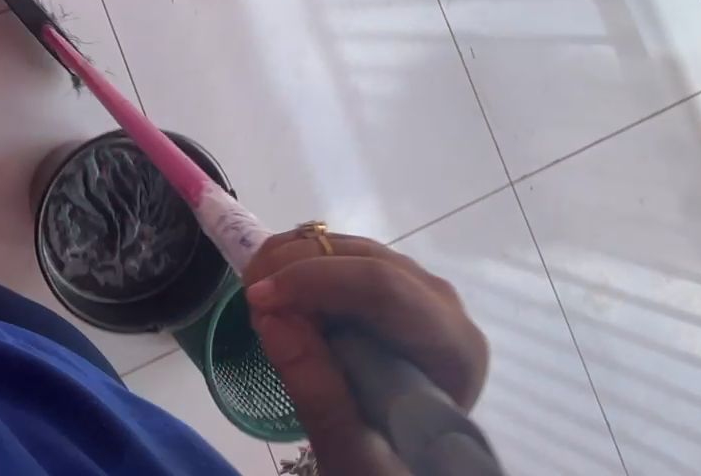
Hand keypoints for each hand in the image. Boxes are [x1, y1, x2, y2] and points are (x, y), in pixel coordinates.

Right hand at [243, 229, 488, 475]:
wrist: (402, 461)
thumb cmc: (389, 465)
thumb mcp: (358, 453)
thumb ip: (319, 394)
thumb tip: (271, 318)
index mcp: (452, 347)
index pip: (383, 287)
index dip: (314, 281)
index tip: (257, 301)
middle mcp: (440, 305)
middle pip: (361, 258)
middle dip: (295, 268)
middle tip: (249, 299)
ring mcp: (412, 287)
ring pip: (344, 247)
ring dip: (289, 261)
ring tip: (257, 296)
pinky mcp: (384, 282)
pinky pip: (335, 252)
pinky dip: (295, 261)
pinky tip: (274, 287)